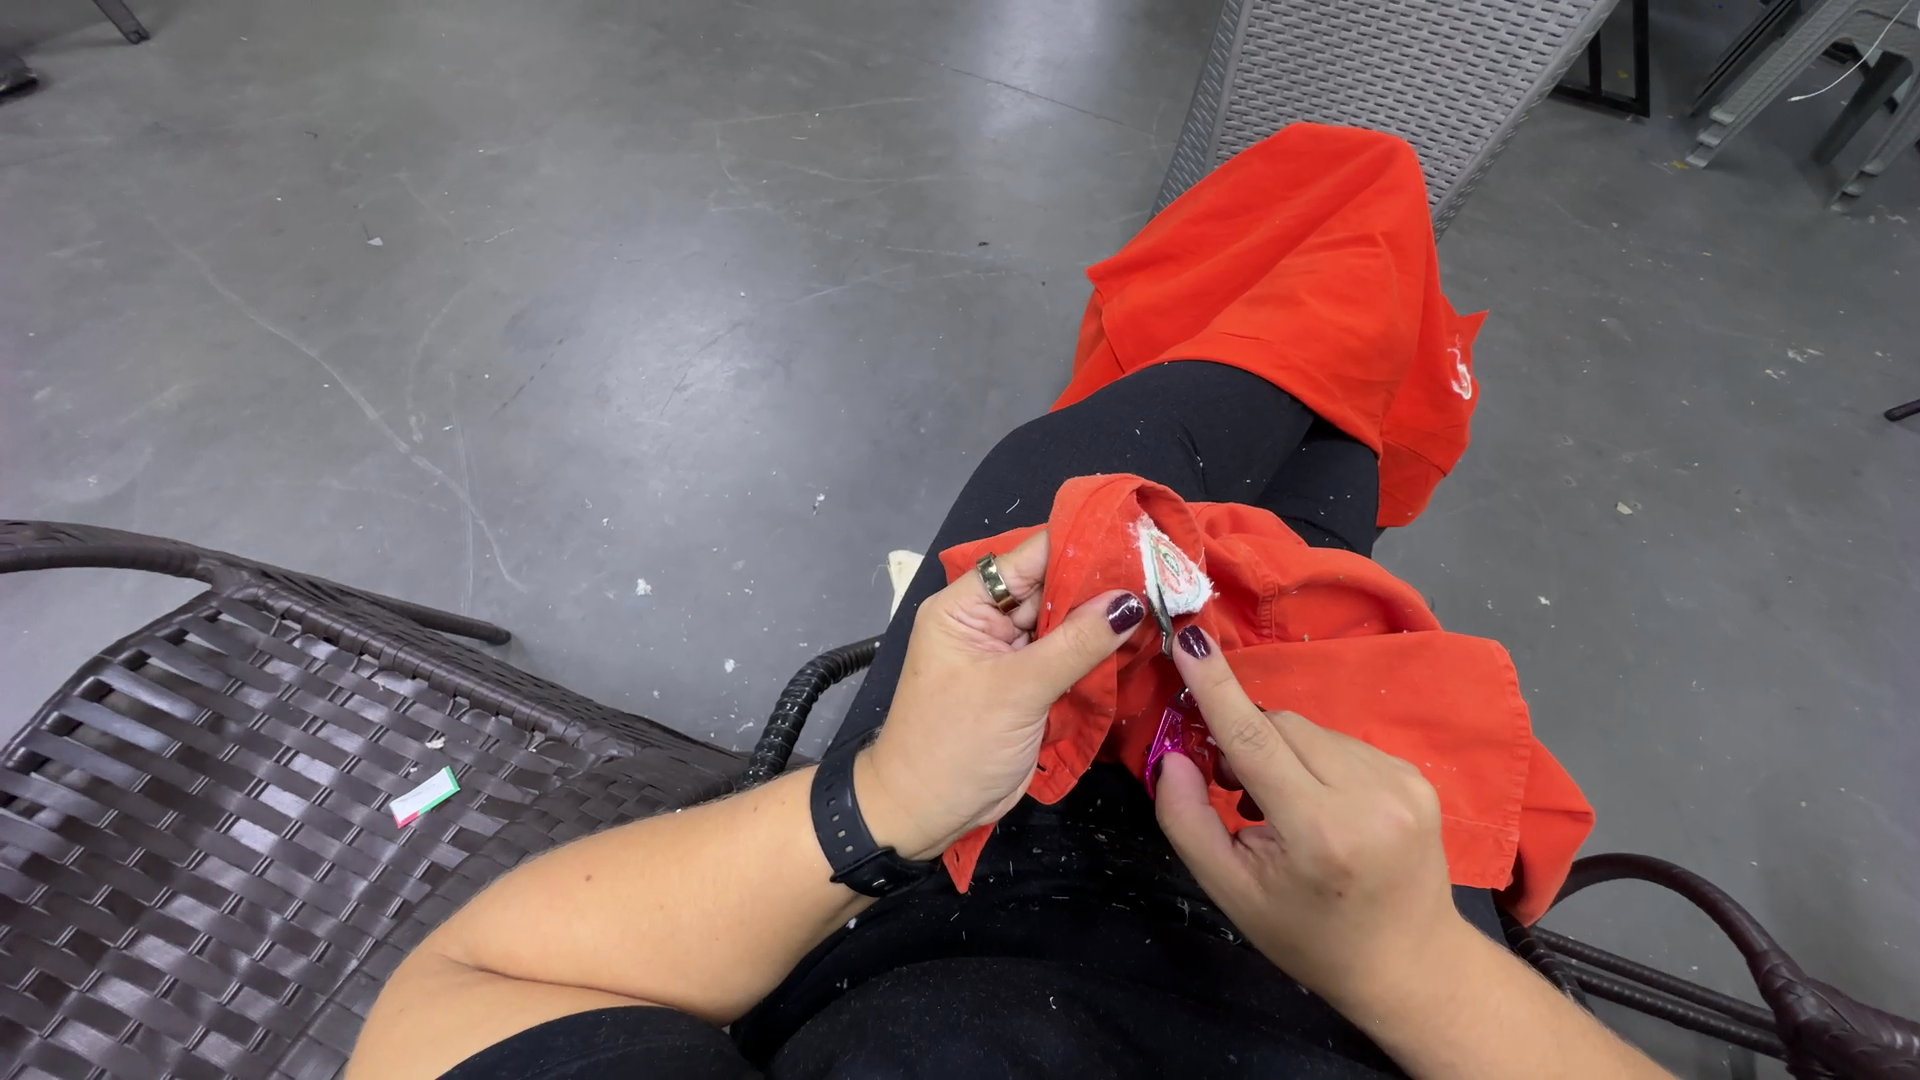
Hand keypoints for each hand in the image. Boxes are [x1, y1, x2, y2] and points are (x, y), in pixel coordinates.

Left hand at [855, 529, 1143, 860]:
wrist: (927, 813)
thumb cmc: (957, 743)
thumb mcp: (1016, 689)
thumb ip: (1076, 643)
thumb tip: (1131, 599)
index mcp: (965, 605)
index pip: (1027, 558)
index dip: (1079, 543)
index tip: (1136, 535)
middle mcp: (986, 620)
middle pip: (1049, 587)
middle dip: (1100, 581)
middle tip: (1163, 570)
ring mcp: (1008, 653)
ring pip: (1062, 621)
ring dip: (1103, 616)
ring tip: (1163, 597)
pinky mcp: (1027, 683)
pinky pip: (1066, 654)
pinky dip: (1096, 649)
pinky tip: (1139, 636)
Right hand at [1153, 626, 1472, 1009]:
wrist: (1411, 967)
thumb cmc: (1307, 934)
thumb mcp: (1228, 890)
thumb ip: (1185, 818)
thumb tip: (1174, 755)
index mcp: (1320, 832)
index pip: (1254, 740)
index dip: (1215, 686)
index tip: (1188, 637)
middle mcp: (1370, 797)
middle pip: (1280, 725)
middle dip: (1246, 740)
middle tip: (1233, 787)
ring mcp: (1402, 783)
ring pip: (1309, 728)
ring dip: (1280, 750)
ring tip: (1282, 803)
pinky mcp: (1416, 777)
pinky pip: (1339, 740)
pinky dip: (1314, 758)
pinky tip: (1321, 801)